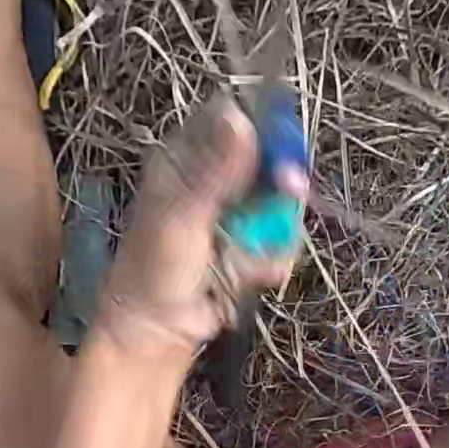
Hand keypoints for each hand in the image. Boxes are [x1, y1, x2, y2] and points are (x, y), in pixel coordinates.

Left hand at [97, 98, 301, 361]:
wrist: (159, 328)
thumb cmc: (156, 268)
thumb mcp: (183, 215)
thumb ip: (216, 171)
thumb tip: (242, 119)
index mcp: (186, 161)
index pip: (233, 124)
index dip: (263, 129)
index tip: (283, 146)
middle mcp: (213, 183)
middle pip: (266, 163)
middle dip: (280, 183)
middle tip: (292, 191)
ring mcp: (234, 217)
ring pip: (279, 205)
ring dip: (277, 230)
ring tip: (258, 255)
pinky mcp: (250, 249)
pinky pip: (279, 243)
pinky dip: (274, 260)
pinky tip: (258, 275)